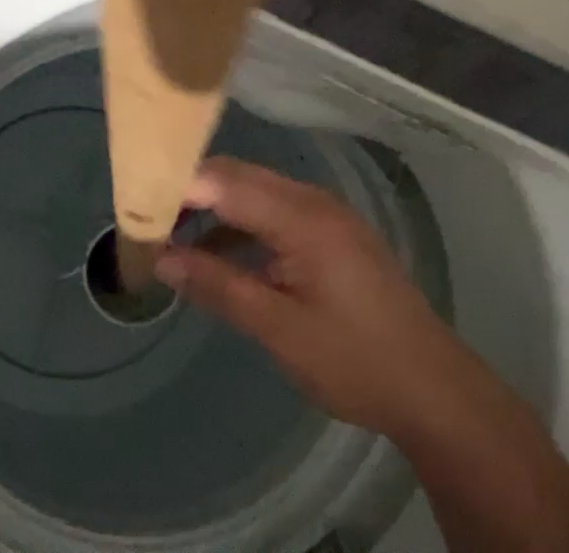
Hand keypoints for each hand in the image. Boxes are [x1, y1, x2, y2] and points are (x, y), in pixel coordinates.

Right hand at [156, 157, 467, 432]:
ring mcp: (328, 218)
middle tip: (145, 218)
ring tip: (170, 237)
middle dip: (190, 192)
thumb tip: (159, 258)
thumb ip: (217, 286)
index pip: (224, 181)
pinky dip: (240, 228)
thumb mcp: (277, 328)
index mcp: (303, 218)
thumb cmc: (355, 361)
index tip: (134, 203)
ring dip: (213, 210)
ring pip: (255, 194)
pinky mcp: (333, 238)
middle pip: (238, 177)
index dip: (177, 187)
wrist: (434, 391)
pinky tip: (217, 257)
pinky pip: (274, 215)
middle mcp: (315, 204)